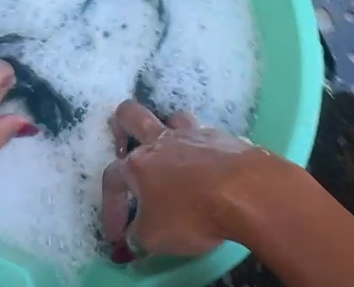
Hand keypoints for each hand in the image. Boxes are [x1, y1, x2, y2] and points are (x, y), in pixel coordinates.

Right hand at [99, 100, 288, 262]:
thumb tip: (134, 236)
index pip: (111, 179)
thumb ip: (138, 235)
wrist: (243, 190)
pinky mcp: (221, 137)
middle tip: (125, 145)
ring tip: (172, 156)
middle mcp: (161, 141)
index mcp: (138, 163)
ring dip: (168, 133)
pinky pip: (204, 137)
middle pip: (131, 115)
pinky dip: (201, 153)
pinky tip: (208, 171)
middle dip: (123, 125)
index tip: (118, 235)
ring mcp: (192, 135)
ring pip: (172, 118)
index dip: (111, 207)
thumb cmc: (190, 213)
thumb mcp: (154, 237)